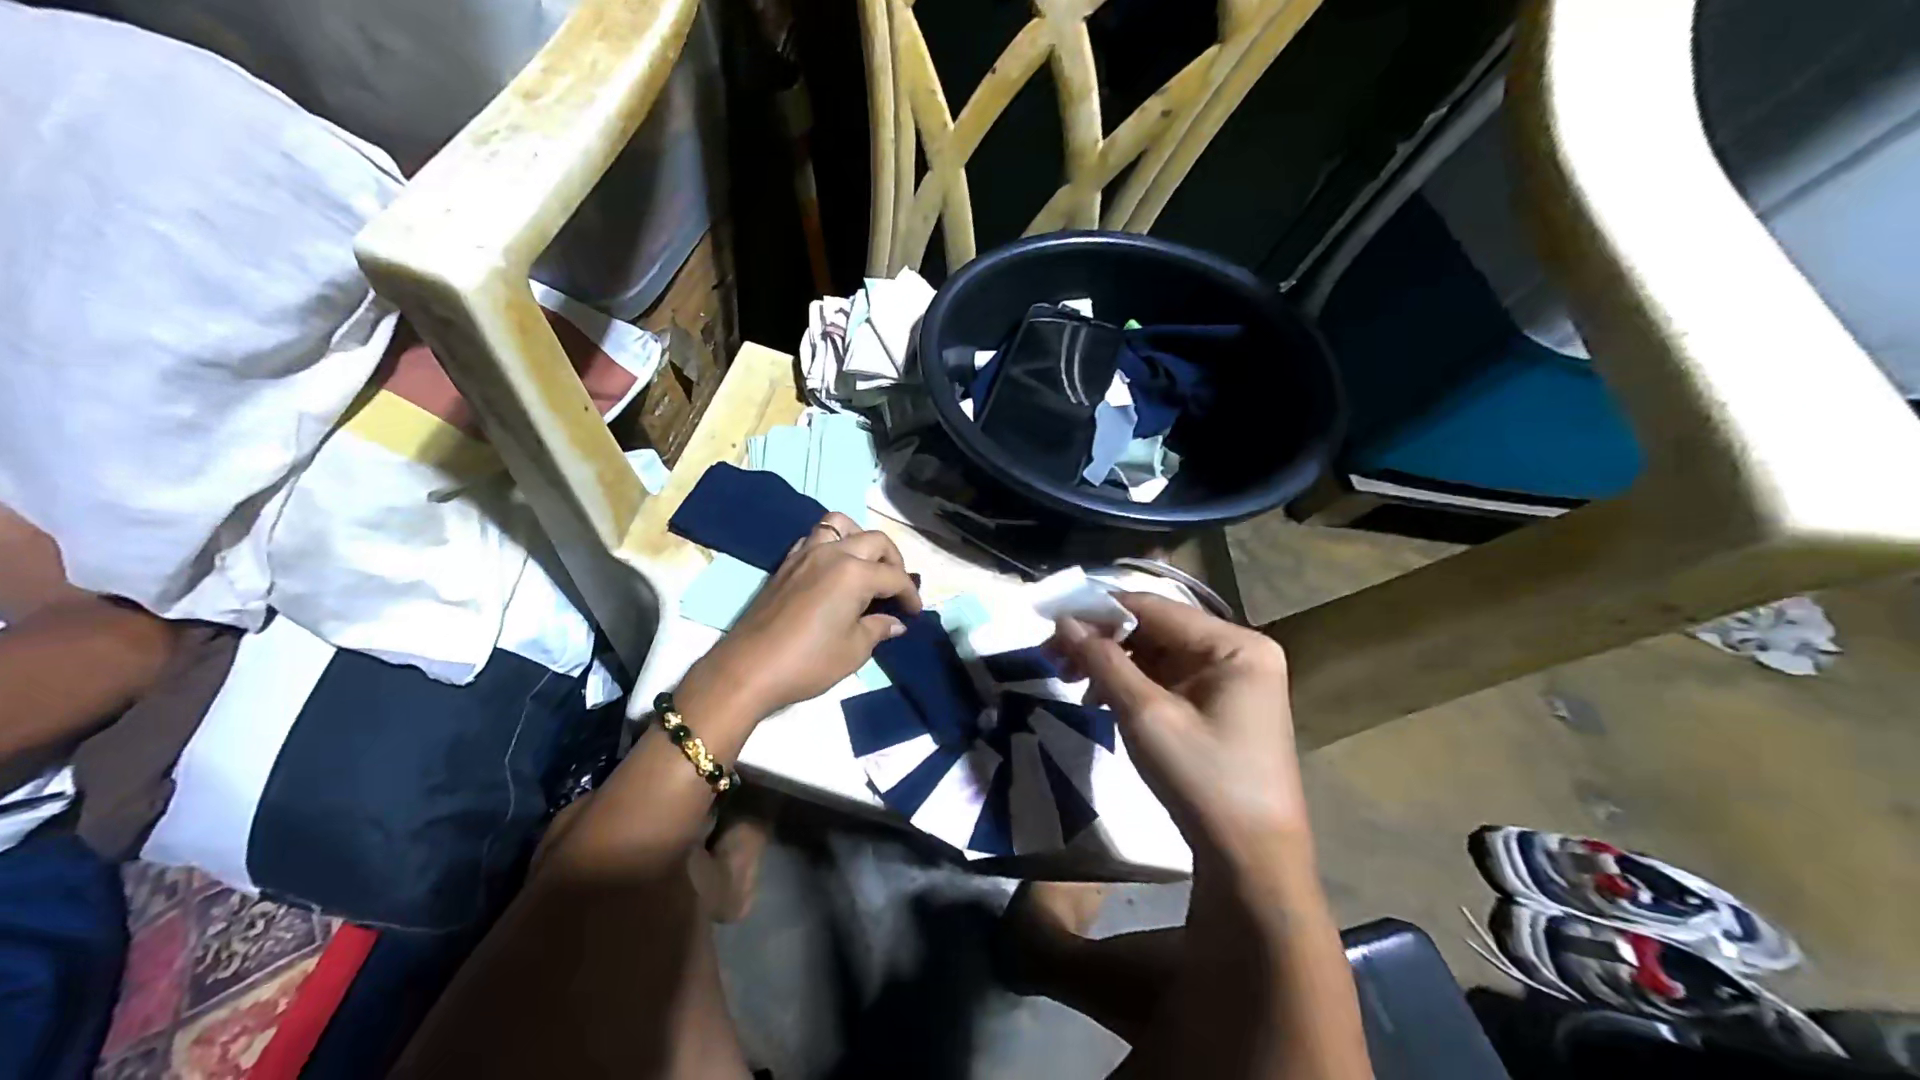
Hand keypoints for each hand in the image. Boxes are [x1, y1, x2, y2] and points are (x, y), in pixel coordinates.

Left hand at [682, 512, 921, 720]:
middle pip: (874, 541)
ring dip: (859, 540)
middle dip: (893, 561)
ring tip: (865, 566)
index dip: (910, 595)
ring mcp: (805, 554)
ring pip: (840, 525)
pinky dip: (831, 544)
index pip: (894, 576)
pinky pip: (814, 538)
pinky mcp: (786, 563)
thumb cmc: (808, 662)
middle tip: (896, 589)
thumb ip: (878, 628)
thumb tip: (895, 622)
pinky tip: (833, 570)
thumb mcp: (854, 650)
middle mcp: (832, 553)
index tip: (915, 612)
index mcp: (855, 573)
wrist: (748, 669)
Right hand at [1051, 594, 1306, 865]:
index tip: (1051, 623)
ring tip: (1072, 682)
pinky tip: (1101, 699)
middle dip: (1102, 641)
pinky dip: (1132, 684)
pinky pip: (1168, 678)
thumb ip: (1103, 661)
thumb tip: (1063, 622)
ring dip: (1113, 663)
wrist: (1252, 859)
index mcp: (1235, 644)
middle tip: (1053, 658)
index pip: (1154, 607)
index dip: (1098, 611)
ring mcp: (1233, 679)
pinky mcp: (1222, 704)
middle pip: (1156, 629)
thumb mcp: (1146, 715)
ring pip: (1158, 654)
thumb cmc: (1203, 779)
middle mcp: (1239, 651)